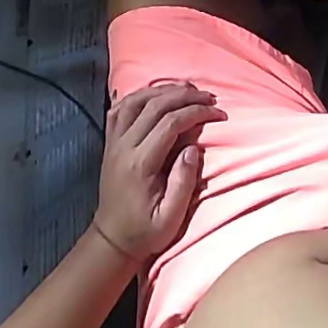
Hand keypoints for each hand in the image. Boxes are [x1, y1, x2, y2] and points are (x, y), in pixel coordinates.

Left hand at [90, 82, 224, 263]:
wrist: (112, 239)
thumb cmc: (145, 231)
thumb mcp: (170, 219)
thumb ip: (183, 183)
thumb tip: (193, 148)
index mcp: (140, 163)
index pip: (170, 123)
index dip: (196, 112)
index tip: (218, 112)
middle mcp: (124, 146)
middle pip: (154, 105)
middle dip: (184, 96)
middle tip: (208, 96)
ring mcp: (114, 141)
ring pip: (136, 100)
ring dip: (162, 89)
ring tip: (186, 88)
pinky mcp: (110, 141)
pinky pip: (120, 107)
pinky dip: (138, 95)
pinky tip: (153, 92)